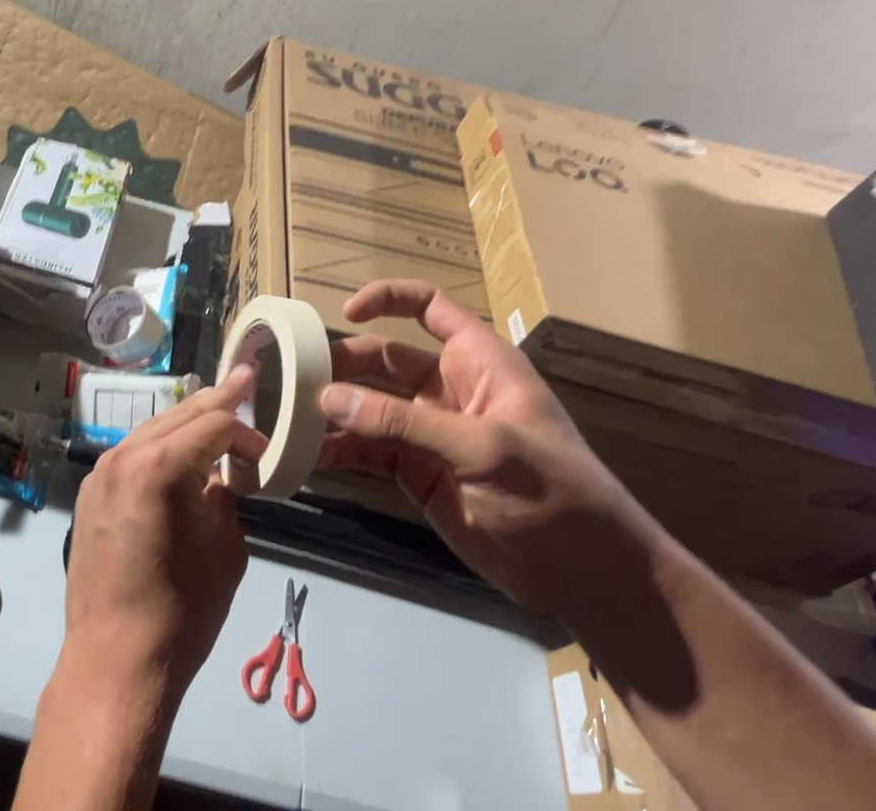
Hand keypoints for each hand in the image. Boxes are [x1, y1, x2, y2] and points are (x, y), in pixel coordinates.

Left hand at [64, 367, 267, 699]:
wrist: (116, 658)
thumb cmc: (181, 609)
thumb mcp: (225, 548)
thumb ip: (225, 499)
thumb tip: (218, 480)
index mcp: (159, 464)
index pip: (213, 424)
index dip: (245, 430)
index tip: (265, 449)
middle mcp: (122, 457)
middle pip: (177, 417)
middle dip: (215, 404)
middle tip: (243, 382)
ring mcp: (99, 476)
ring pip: (149, 432)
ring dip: (183, 425)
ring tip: (214, 417)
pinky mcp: (89, 497)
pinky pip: (129, 458)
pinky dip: (156, 449)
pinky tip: (175, 455)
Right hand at [317, 280, 668, 617]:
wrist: (585, 576)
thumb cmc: (553, 494)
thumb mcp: (482, 449)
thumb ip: (403, 423)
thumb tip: (328, 397)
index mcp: (479, 364)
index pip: (431, 309)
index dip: (389, 300)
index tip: (344, 312)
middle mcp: (449, 391)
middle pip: (384, 359)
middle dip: (342, 365)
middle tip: (296, 381)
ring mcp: (429, 434)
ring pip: (368, 407)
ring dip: (332, 411)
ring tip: (290, 421)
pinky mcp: (416, 474)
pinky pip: (368, 452)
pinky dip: (338, 453)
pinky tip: (308, 459)